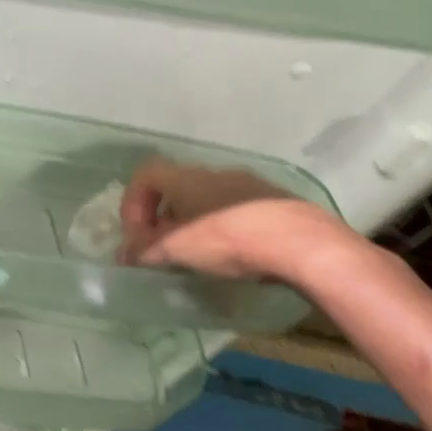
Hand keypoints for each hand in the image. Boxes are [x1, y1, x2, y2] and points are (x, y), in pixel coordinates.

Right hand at [117, 157, 324, 278]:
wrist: (305, 244)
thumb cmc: (227, 238)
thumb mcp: (176, 249)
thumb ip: (146, 251)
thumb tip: (126, 257)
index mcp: (186, 178)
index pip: (145, 175)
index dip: (132, 204)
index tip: (138, 237)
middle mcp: (216, 174)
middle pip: (177, 189)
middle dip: (165, 219)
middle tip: (166, 249)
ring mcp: (251, 186)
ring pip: (210, 200)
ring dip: (196, 223)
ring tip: (200, 256)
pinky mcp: (279, 204)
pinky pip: (240, 211)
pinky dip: (228, 229)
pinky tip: (236, 255)